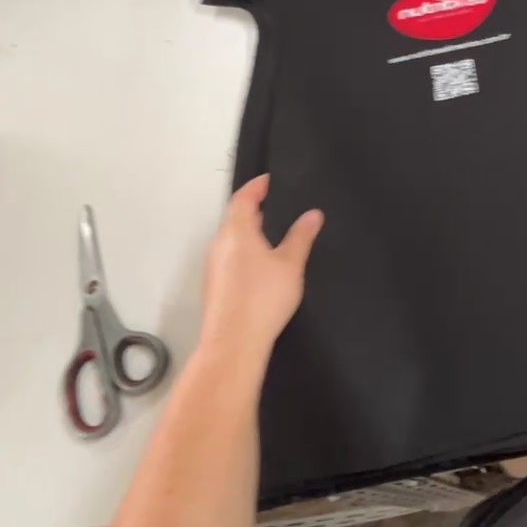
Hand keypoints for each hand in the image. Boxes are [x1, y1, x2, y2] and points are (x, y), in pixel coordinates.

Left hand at [199, 175, 322, 365]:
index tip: (270, 181)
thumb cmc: (263, 298)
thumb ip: (301, 236)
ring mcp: (213, 267)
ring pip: (231, 239)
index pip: (243, 198)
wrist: (233, 345)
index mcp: (236, 232)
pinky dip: (245, 250)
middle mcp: (219, 245)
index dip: (257, 187)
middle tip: (278, 204)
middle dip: (254, 209)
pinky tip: (262, 264)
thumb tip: (313, 214)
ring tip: (274, 232)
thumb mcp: (291, 264)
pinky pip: (230, 257)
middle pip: (234, 218)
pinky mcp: (214, 287)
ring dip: (249, 231)